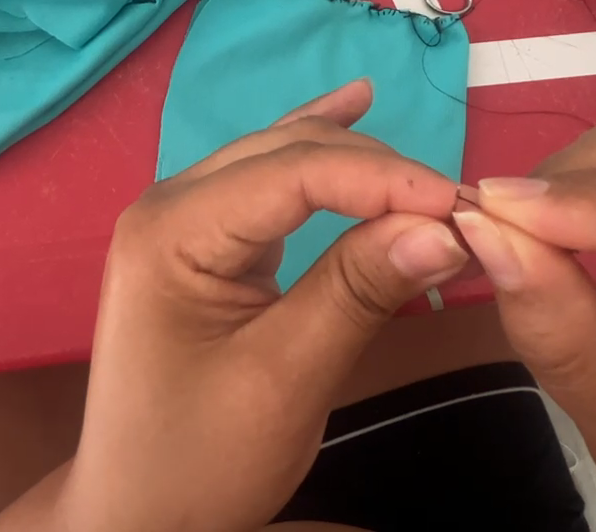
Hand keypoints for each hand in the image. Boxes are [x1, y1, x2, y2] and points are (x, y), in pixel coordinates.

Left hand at [0, 79, 469, 531]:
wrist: (133, 511)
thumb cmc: (197, 459)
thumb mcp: (283, 380)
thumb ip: (357, 291)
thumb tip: (445, 227)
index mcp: (172, 226)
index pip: (293, 171)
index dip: (383, 178)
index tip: (463, 205)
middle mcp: (171, 200)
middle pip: (287, 155)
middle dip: (377, 172)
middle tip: (462, 208)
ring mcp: (183, 214)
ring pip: (283, 161)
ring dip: (359, 165)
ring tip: (429, 182)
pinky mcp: (204, 235)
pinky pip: (269, 181)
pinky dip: (319, 151)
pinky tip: (353, 104)